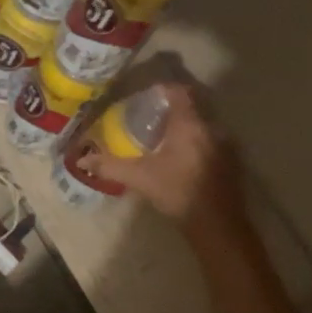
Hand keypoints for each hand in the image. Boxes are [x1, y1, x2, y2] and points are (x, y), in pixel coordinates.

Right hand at [79, 85, 243, 229]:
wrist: (217, 223)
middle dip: (169, 109)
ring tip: (161, 139)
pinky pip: (209, 141)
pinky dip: (193, 143)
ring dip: (182, 127)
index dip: (162, 89)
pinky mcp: (230, 161)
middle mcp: (211, 127)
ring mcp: (225, 144)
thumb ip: (110, 166)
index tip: (144, 96)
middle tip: (147, 118)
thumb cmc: (177, 192)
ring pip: (201, 125)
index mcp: (189, 124)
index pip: (179, 92)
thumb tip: (81, 161)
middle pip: (191, 107)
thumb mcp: (139, 178)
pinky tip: (179, 160)